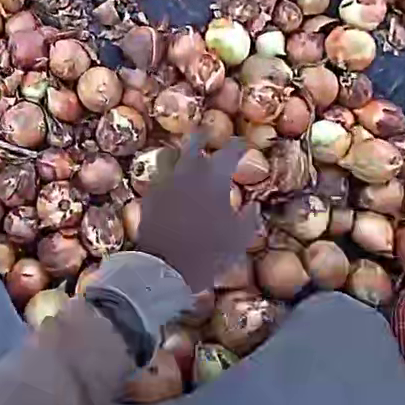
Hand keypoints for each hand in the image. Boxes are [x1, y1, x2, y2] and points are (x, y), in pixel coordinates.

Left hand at [134, 137, 255, 289]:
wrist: (165, 268)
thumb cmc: (209, 252)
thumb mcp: (239, 238)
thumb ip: (249, 217)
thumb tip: (255, 205)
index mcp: (215, 177)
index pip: (230, 150)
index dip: (238, 145)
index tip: (242, 145)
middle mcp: (189, 172)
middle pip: (194, 141)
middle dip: (203, 136)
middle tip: (208, 136)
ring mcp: (166, 182)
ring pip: (170, 155)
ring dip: (179, 154)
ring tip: (185, 157)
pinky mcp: (149, 196)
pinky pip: (158, 178)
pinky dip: (166, 177)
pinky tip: (170, 184)